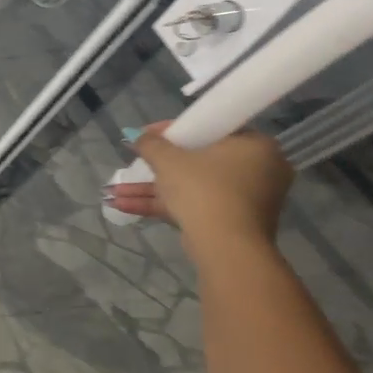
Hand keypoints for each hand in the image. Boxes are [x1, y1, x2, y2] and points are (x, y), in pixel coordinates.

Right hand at [106, 122, 294, 244]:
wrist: (226, 243)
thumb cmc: (203, 189)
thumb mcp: (168, 160)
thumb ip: (150, 144)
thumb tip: (135, 135)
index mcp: (255, 146)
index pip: (212, 129)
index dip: (175, 130)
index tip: (148, 136)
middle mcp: (259, 169)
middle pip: (200, 160)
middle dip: (157, 166)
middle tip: (135, 163)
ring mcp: (248, 197)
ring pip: (192, 185)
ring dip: (151, 189)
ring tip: (113, 192)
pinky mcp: (234, 219)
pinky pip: (196, 204)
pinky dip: (165, 204)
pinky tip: (123, 206)